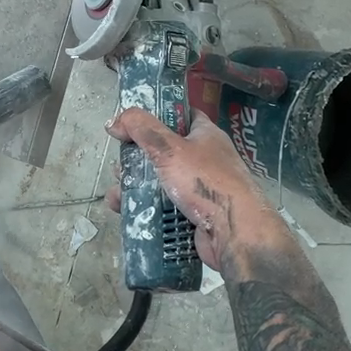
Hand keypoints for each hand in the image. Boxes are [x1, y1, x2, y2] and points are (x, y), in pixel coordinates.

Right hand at [106, 107, 293, 274]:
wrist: (236, 237)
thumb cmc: (206, 183)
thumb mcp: (169, 147)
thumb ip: (140, 127)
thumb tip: (114, 122)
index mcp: (206, 136)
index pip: (181, 114)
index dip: (156, 113)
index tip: (132, 122)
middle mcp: (204, 159)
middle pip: (162, 150)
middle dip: (135, 158)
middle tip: (120, 165)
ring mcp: (199, 189)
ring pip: (158, 179)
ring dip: (133, 184)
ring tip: (117, 192)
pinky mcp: (193, 214)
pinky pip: (161, 205)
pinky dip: (141, 205)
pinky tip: (122, 208)